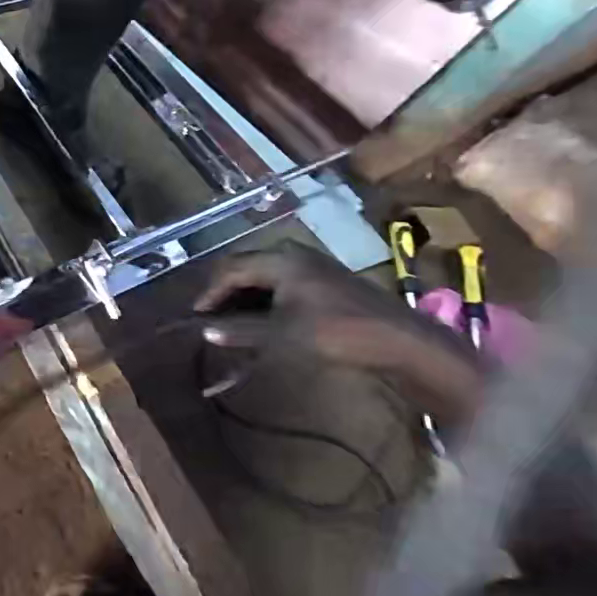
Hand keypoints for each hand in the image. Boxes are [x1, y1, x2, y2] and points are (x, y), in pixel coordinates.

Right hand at [192, 241, 485, 429]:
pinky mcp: (326, 281)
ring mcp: (313, 266)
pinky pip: (283, 285)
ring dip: (245, 299)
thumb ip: (242, 331)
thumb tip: (205, 331)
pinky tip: (263, 321)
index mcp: (281, 260)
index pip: (231, 268)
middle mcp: (294, 255)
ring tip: (231, 324)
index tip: (196, 316)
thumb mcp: (284, 334)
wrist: (400, 341)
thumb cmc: (338, 332)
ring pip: (265, 277)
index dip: (210, 292)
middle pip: (247, 268)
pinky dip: (266, 302)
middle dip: (226, 293)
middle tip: (211, 320)